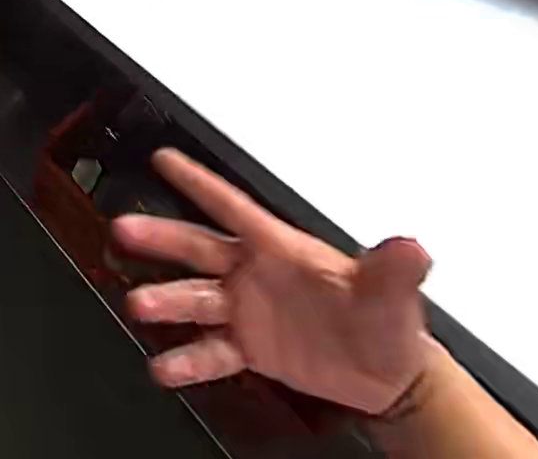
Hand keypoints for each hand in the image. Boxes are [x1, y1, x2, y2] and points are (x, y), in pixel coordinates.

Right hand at [112, 148, 433, 414]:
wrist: (388, 379)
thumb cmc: (378, 320)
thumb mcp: (390, 296)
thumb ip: (393, 271)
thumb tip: (412, 246)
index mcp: (275, 248)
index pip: (231, 207)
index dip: (197, 182)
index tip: (163, 159)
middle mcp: (245, 271)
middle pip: (194, 247)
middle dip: (157, 238)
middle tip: (124, 230)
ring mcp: (239, 308)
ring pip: (192, 298)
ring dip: (164, 301)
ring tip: (139, 305)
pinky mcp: (242, 344)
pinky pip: (210, 351)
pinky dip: (187, 360)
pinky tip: (164, 366)